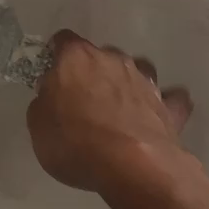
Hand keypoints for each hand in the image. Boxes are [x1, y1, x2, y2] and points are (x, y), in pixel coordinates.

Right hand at [26, 30, 193, 195]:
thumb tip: (52, 95)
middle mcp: (112, 59)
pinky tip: (159, 116)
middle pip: (100, 55)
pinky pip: (170, 99)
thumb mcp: (38, 125)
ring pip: (136, 69)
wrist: (132, 167)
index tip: (52, 76)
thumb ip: (45, 101)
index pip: (62, 40)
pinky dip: (165, 104)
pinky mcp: (169, 107)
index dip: (56, 57)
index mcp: (76, 57)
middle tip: (84, 100)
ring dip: (127, 83)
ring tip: (121, 108)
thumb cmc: (75, 142)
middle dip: (93, 72)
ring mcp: (144, 80)